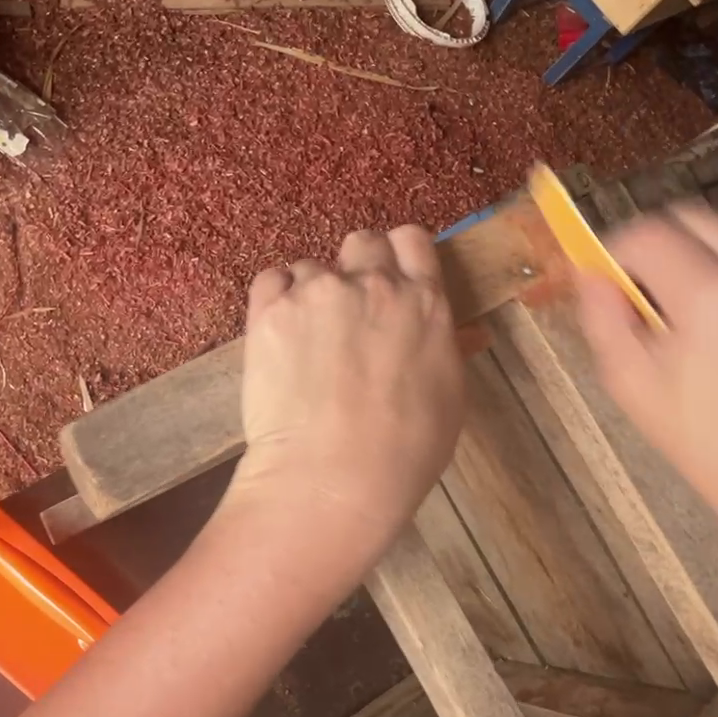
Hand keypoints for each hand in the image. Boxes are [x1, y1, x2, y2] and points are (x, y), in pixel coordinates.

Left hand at [228, 226, 466, 544]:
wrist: (333, 475)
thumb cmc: (403, 452)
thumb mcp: (447, 396)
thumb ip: (435, 345)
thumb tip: (428, 331)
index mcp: (424, 302)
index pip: (411, 241)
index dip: (397, 255)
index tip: (388, 277)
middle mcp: (371, 285)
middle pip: (361, 242)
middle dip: (355, 266)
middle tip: (345, 308)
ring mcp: (317, 293)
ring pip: (311, 269)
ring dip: (311, 293)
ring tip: (305, 341)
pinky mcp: (270, 312)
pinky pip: (270, 281)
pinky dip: (274, 298)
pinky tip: (279, 332)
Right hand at [577, 206, 717, 538]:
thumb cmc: (706, 442)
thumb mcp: (631, 383)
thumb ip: (603, 317)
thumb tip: (589, 272)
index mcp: (717, 296)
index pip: (649, 233)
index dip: (611, 250)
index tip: (596, 281)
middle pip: (690, 218)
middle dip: (649, 245)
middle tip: (629, 294)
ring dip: (685, 258)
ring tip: (672, 316)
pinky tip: (712, 327)